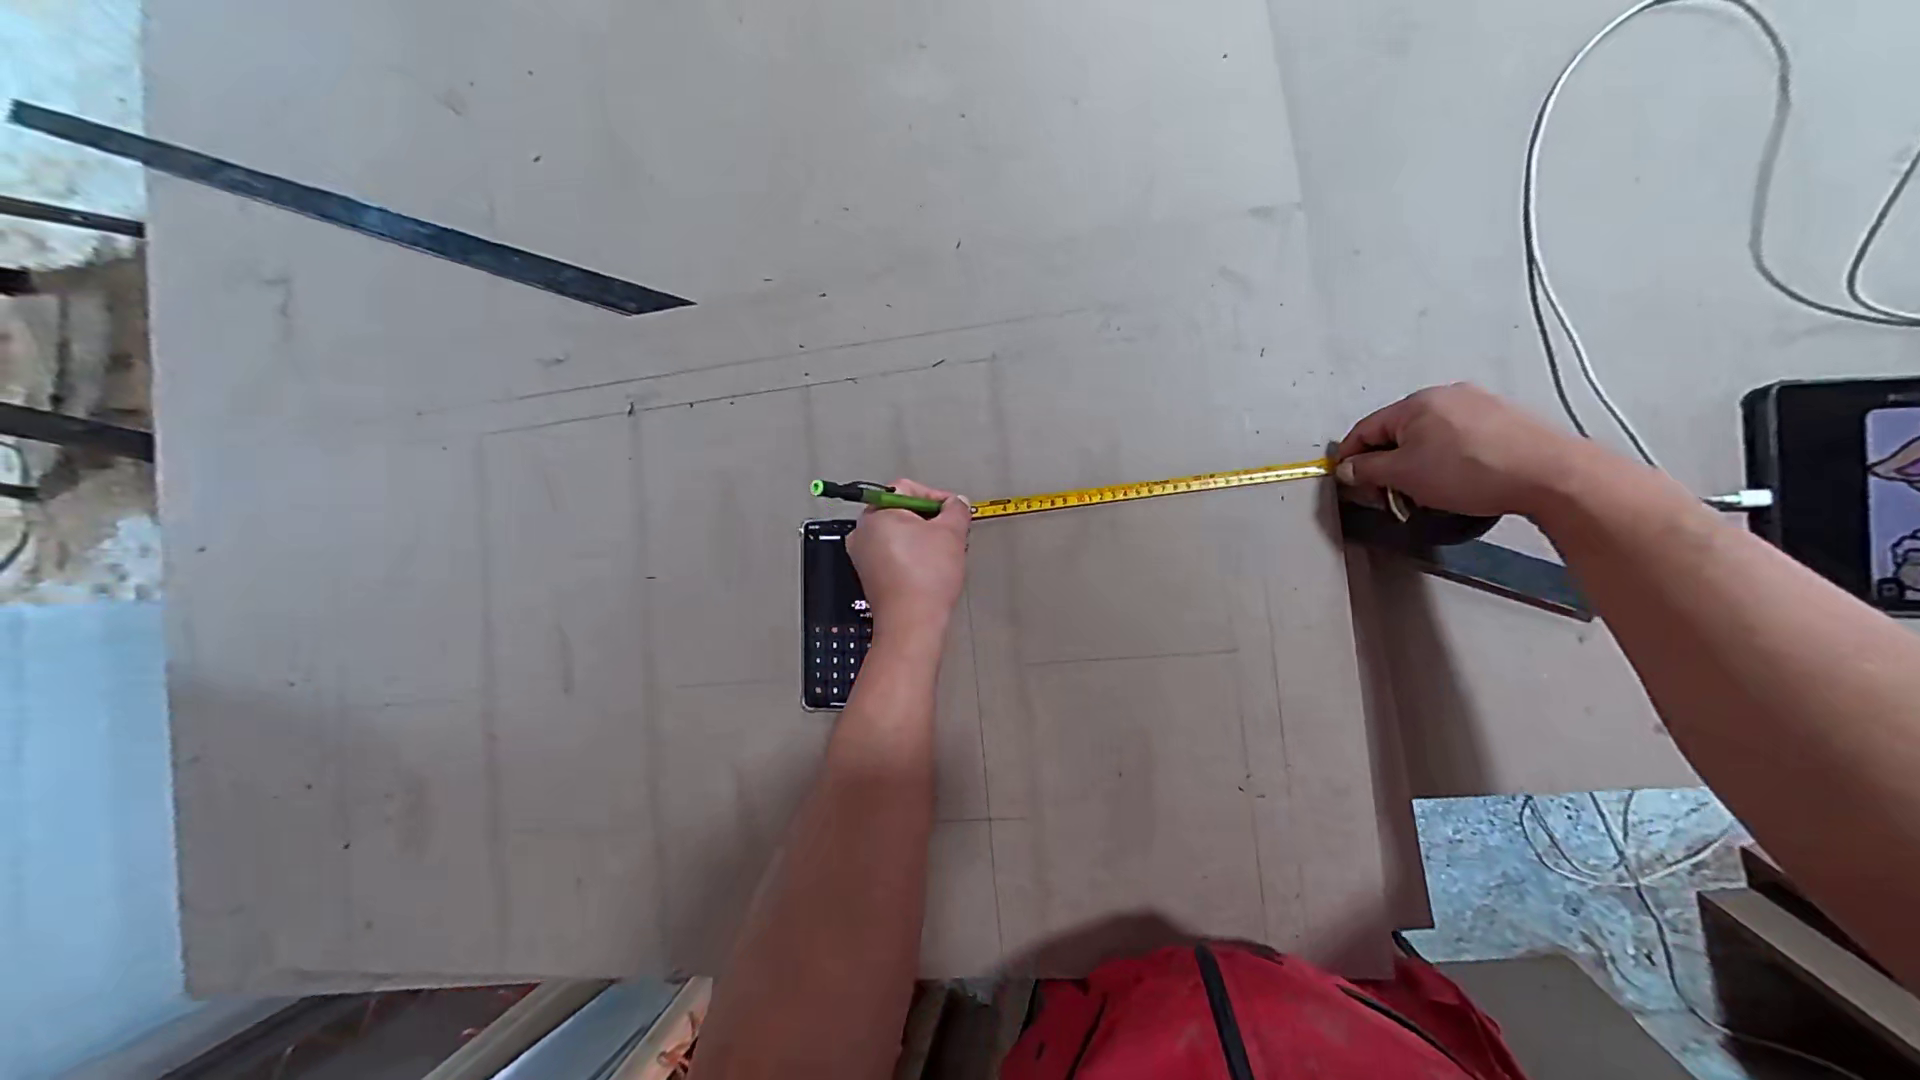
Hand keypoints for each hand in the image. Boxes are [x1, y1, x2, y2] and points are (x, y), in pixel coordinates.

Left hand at [847, 478, 970, 632]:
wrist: (912, 623)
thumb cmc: (924, 579)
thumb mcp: (951, 532)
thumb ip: (956, 509)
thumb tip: (957, 503)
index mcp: (876, 514)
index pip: (907, 489)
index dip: (936, 496)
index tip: (953, 509)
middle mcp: (863, 532)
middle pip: (903, 511)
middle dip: (931, 519)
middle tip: (952, 531)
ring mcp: (864, 556)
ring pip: (900, 534)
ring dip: (924, 538)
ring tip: (944, 552)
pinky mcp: (872, 576)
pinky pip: (895, 554)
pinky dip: (913, 556)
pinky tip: (932, 569)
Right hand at [1333, 383, 1607, 518]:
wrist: (1551, 475)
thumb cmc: (1473, 471)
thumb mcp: (1402, 475)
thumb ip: (1366, 470)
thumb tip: (1348, 468)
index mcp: (1416, 402)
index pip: (1365, 429)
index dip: (1350, 458)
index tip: (1349, 482)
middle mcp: (1447, 395)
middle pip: (1397, 432)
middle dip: (1387, 464)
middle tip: (1388, 494)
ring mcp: (1480, 405)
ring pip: (1428, 436)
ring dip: (1417, 464)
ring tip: (1425, 491)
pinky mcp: (1504, 420)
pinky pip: (1459, 438)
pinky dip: (1447, 459)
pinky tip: (1457, 480)